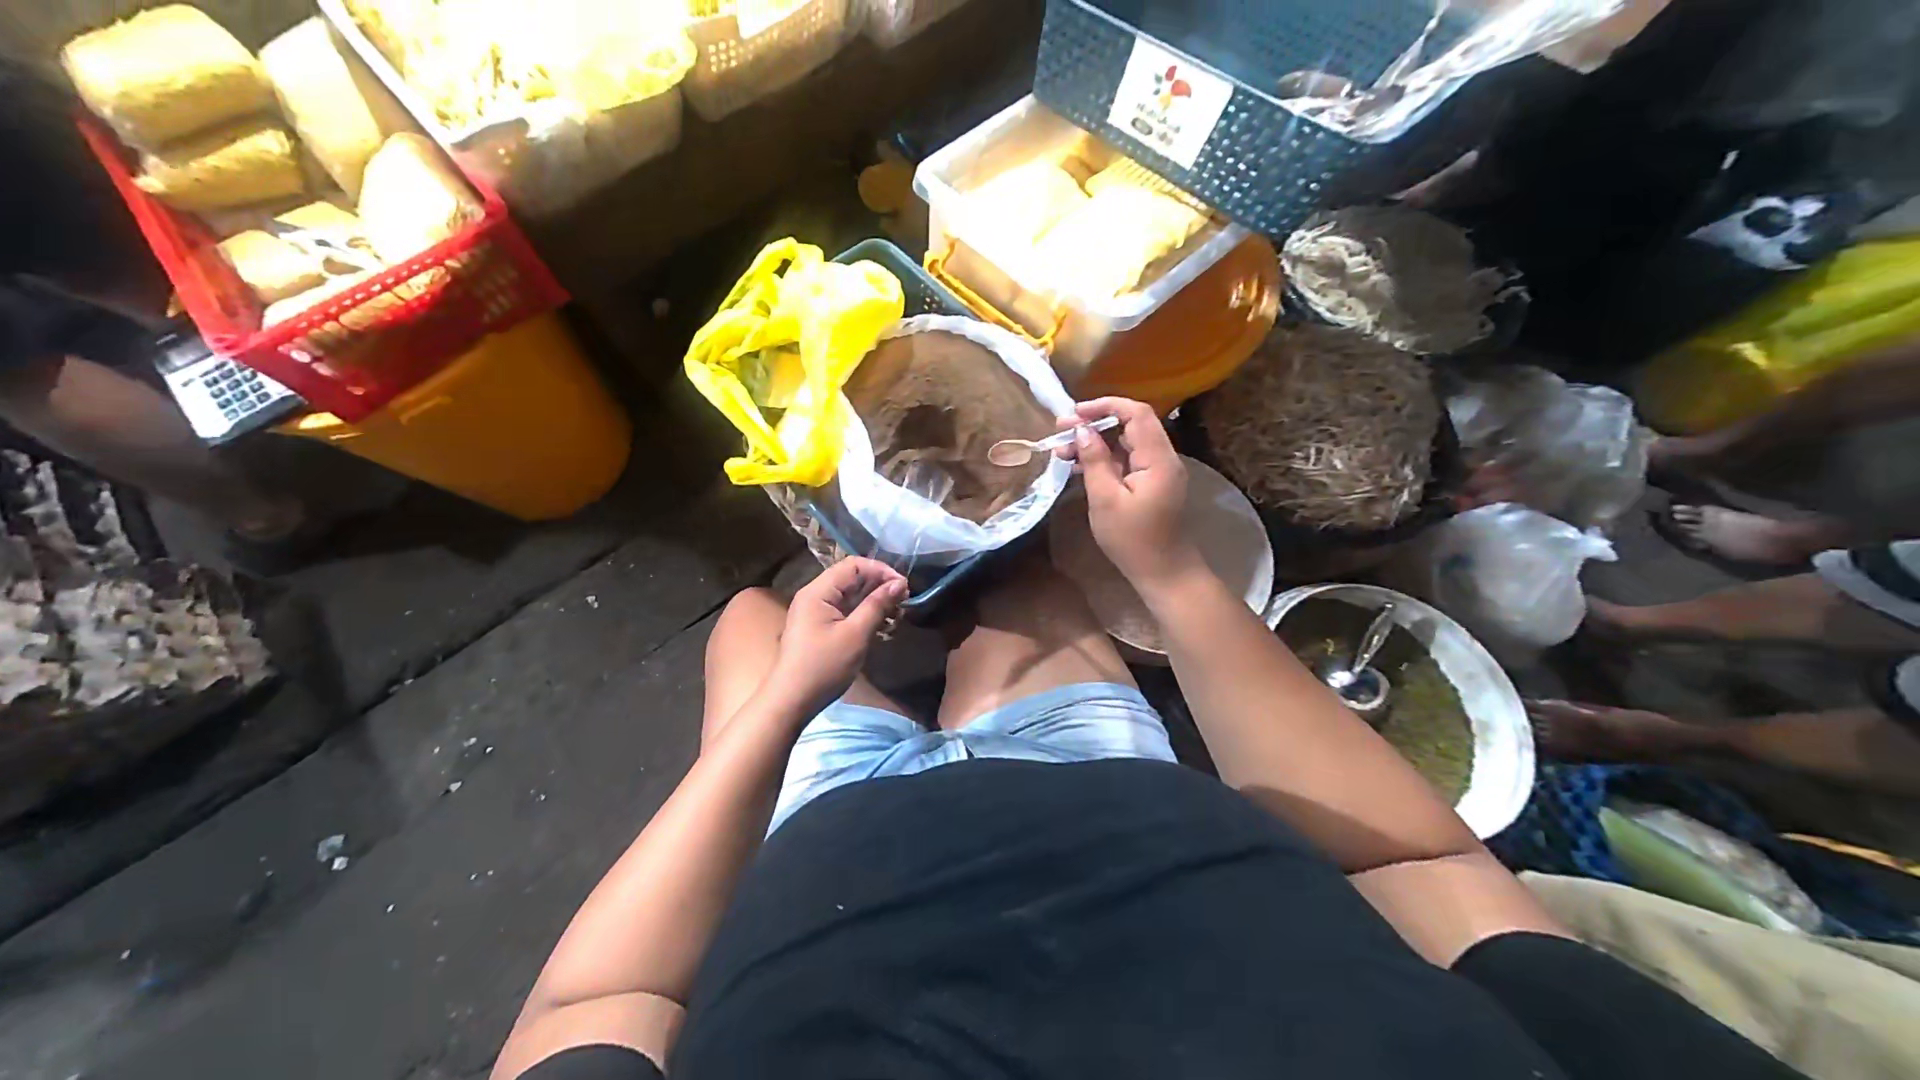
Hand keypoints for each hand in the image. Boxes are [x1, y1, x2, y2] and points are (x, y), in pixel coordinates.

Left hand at [766, 557, 906, 711]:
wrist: (792, 701)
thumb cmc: (824, 667)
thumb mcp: (855, 635)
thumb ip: (877, 605)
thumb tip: (900, 582)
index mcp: (818, 591)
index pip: (853, 565)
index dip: (881, 570)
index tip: (904, 586)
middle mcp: (814, 595)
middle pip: (851, 578)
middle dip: (879, 585)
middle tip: (904, 601)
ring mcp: (815, 612)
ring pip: (850, 595)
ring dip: (874, 601)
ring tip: (896, 614)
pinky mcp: (819, 627)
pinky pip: (845, 611)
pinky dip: (864, 614)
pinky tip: (882, 626)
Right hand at [1054, 397, 1198, 586]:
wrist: (1164, 572)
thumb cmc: (1132, 540)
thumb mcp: (1105, 500)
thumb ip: (1095, 461)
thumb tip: (1082, 430)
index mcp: (1157, 459)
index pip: (1136, 413)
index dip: (1105, 405)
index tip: (1073, 413)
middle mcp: (1164, 458)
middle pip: (1132, 424)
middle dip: (1096, 422)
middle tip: (1060, 431)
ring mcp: (1159, 470)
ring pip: (1127, 441)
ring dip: (1097, 441)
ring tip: (1063, 450)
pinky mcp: (1152, 483)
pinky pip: (1129, 458)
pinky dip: (1106, 457)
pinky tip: (1080, 464)